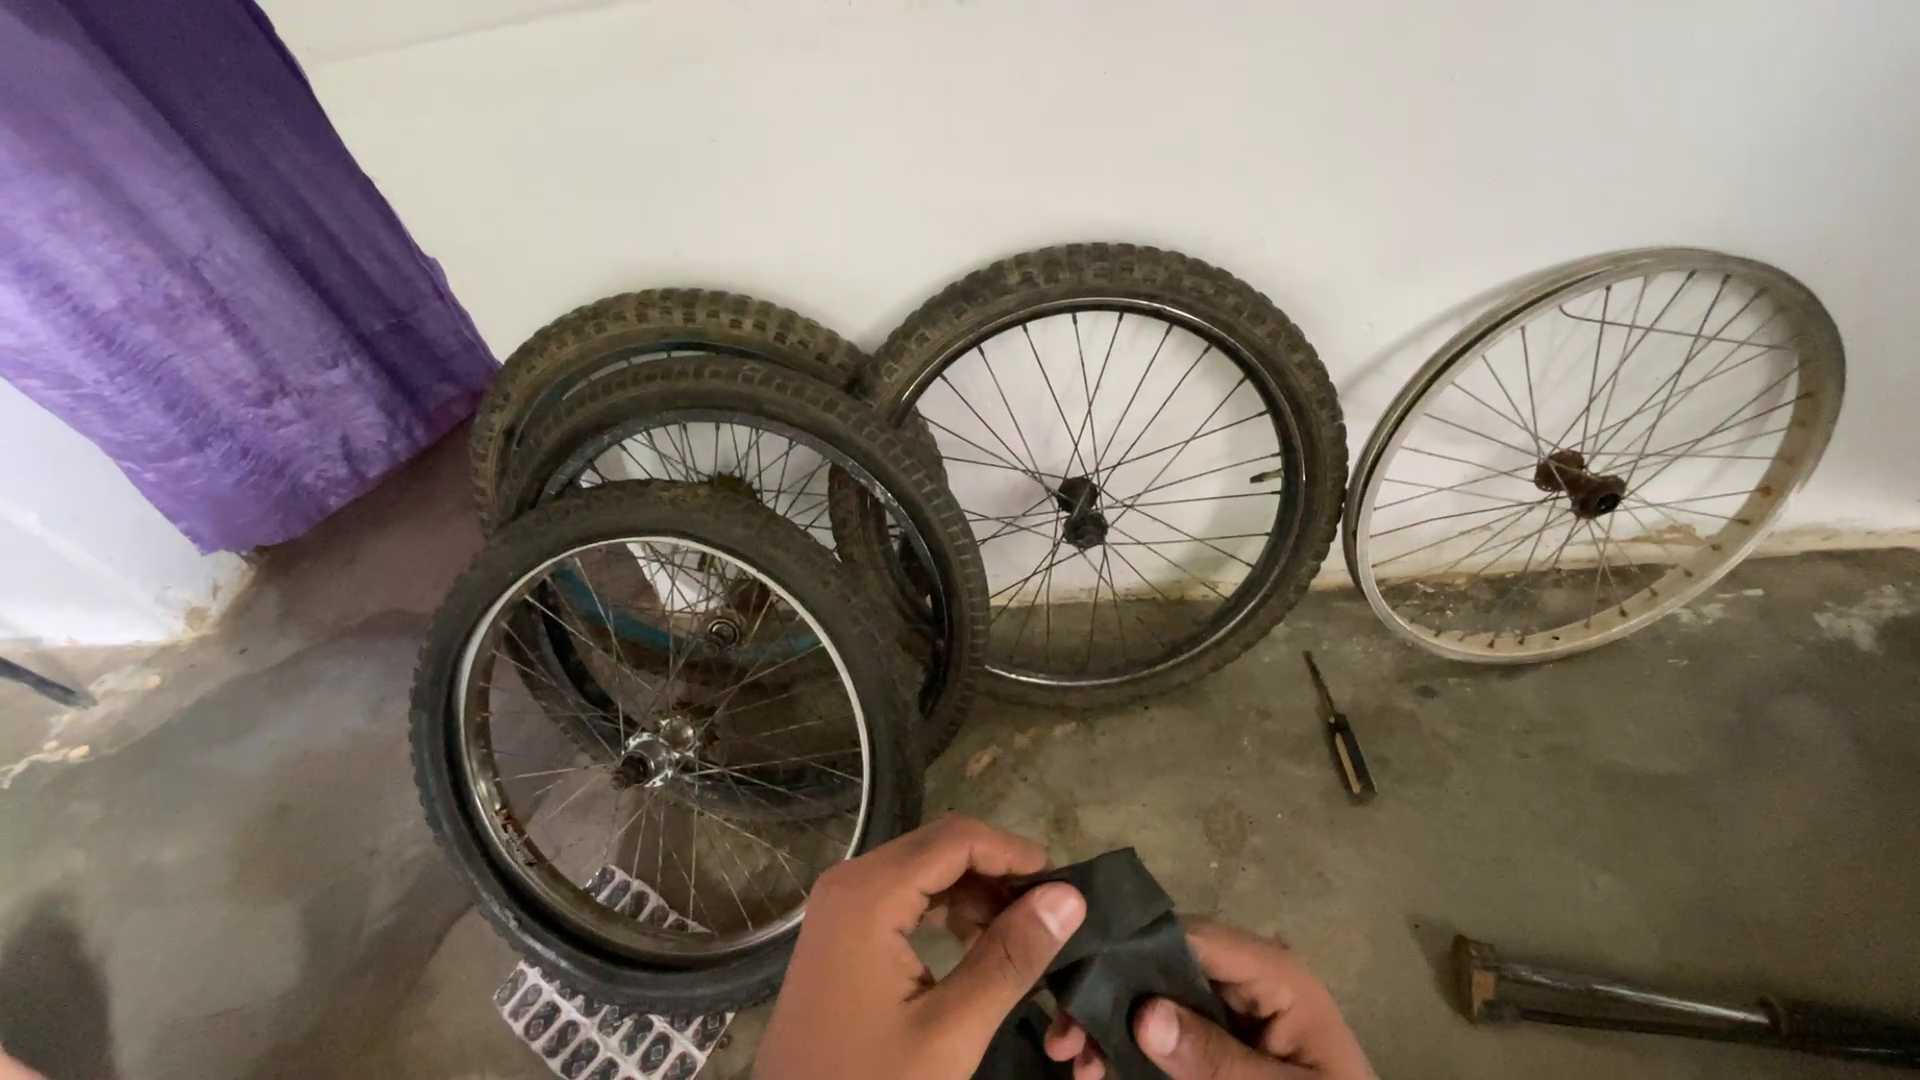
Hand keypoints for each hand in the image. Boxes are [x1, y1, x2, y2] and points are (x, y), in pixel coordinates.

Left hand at [754, 815, 1086, 1079]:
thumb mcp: (949, 1031)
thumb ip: (1010, 958)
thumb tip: (1068, 897)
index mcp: (869, 890)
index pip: (956, 837)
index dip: (1013, 851)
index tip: (1063, 885)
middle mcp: (851, 879)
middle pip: (939, 847)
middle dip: (997, 872)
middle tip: (1047, 912)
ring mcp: (842, 903)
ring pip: (924, 870)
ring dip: (974, 892)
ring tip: (1020, 933)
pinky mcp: (843, 928)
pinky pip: (904, 896)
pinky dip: (946, 910)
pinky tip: (977, 944)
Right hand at [1043, 919, 1373, 1078]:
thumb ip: (1219, 1061)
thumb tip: (1144, 1013)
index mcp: (1272, 972)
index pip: (1190, 935)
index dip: (1131, 945)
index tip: (1074, 971)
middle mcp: (1243, 974)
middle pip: (1161, 961)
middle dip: (1108, 992)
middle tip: (1061, 1032)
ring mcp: (1226, 1004)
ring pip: (1151, 994)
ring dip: (1107, 1023)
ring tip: (1068, 1058)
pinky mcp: (1214, 1033)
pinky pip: (1162, 1025)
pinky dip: (1125, 1045)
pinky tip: (1094, 1066)